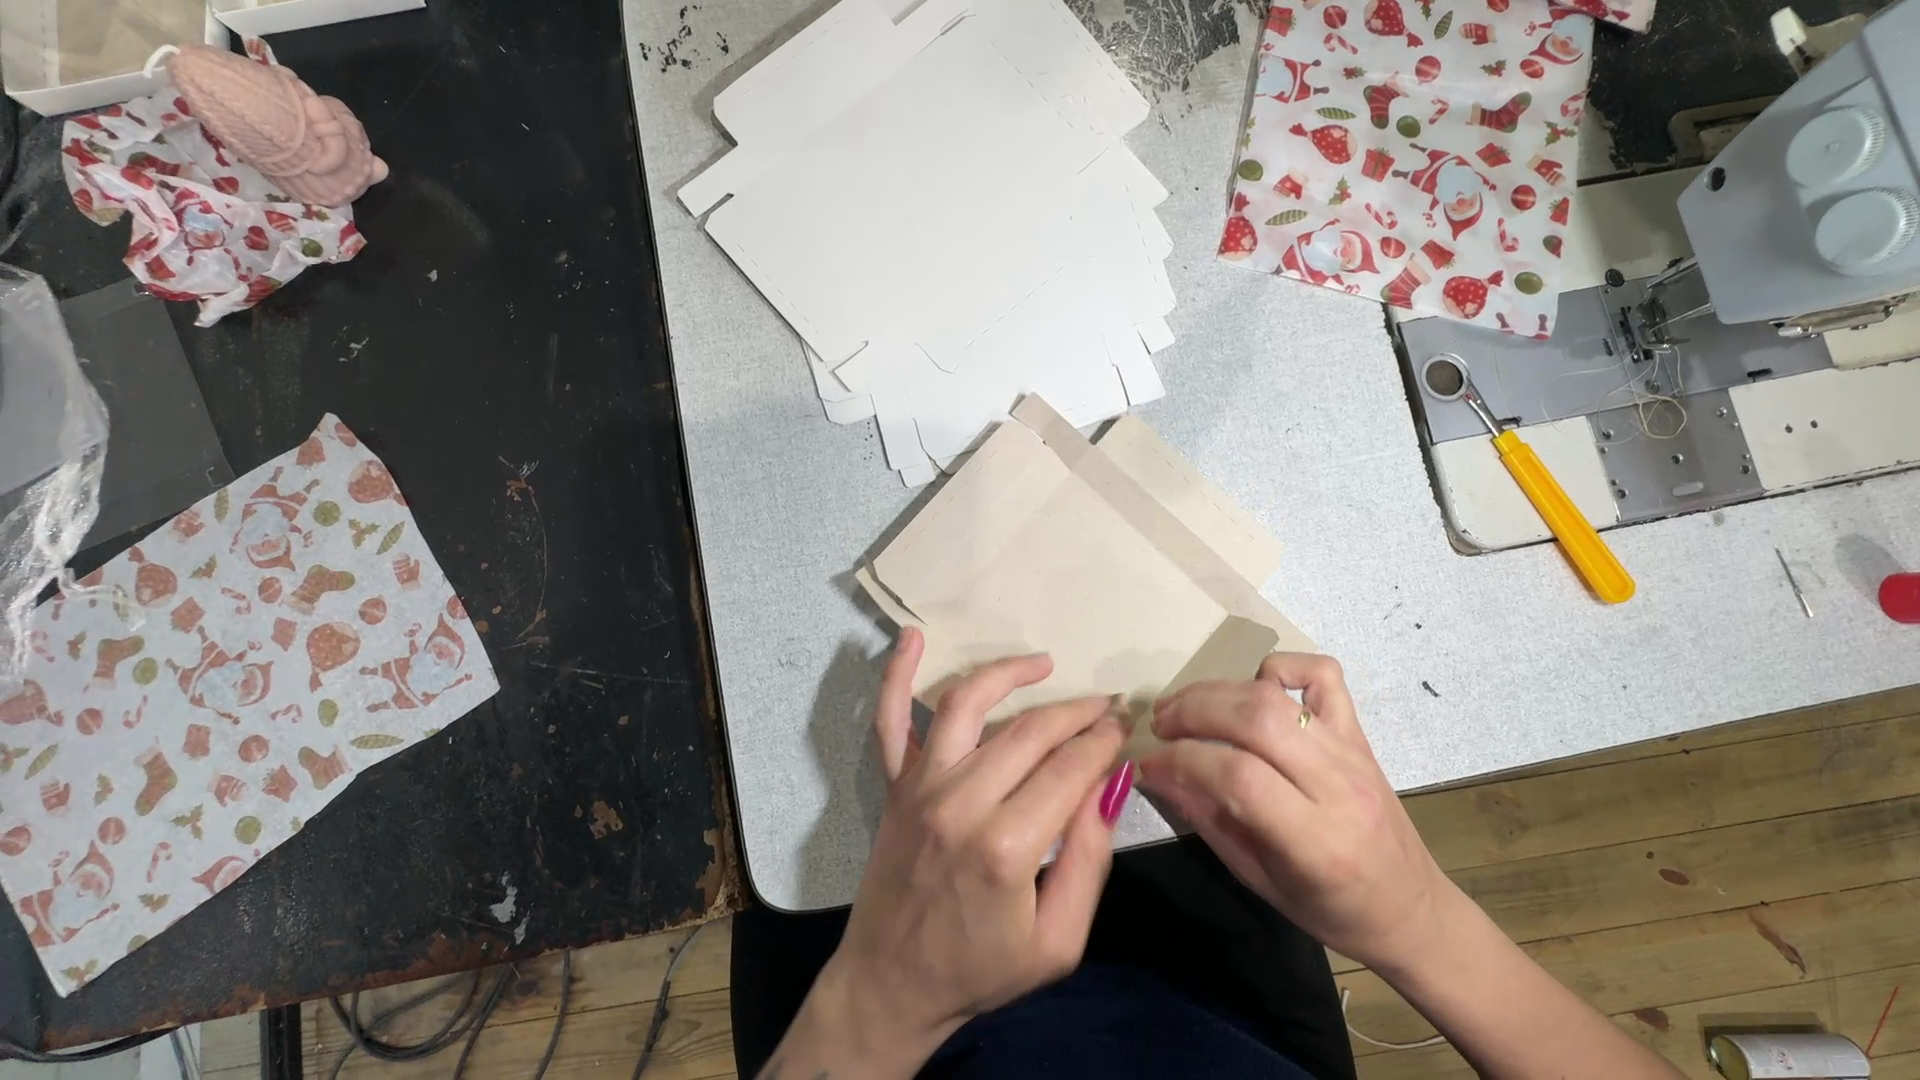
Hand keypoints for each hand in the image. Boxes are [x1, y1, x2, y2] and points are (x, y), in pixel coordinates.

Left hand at [810, 628, 1126, 1068]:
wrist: (893, 985)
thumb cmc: (981, 970)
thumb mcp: (1059, 940)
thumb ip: (1089, 858)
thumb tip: (1111, 784)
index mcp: (1006, 848)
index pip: (1069, 768)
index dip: (1104, 742)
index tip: (1125, 728)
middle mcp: (959, 803)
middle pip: (1028, 732)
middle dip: (1075, 711)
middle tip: (1105, 705)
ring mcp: (919, 787)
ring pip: (966, 705)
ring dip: (1007, 674)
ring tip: (1043, 661)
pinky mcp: (894, 785)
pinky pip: (889, 720)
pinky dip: (897, 675)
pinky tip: (913, 638)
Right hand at [1135, 653, 1449, 970]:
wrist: (1411, 908)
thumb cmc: (1331, 909)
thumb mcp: (1257, 879)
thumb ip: (1206, 819)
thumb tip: (1157, 773)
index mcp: (1315, 841)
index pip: (1238, 777)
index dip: (1180, 761)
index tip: (1148, 764)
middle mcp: (1338, 787)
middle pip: (1255, 720)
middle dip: (1192, 713)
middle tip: (1159, 727)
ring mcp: (1352, 752)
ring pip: (1276, 695)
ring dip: (1215, 690)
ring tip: (1181, 708)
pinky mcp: (1359, 731)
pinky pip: (1321, 674)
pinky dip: (1278, 667)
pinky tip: (1252, 688)